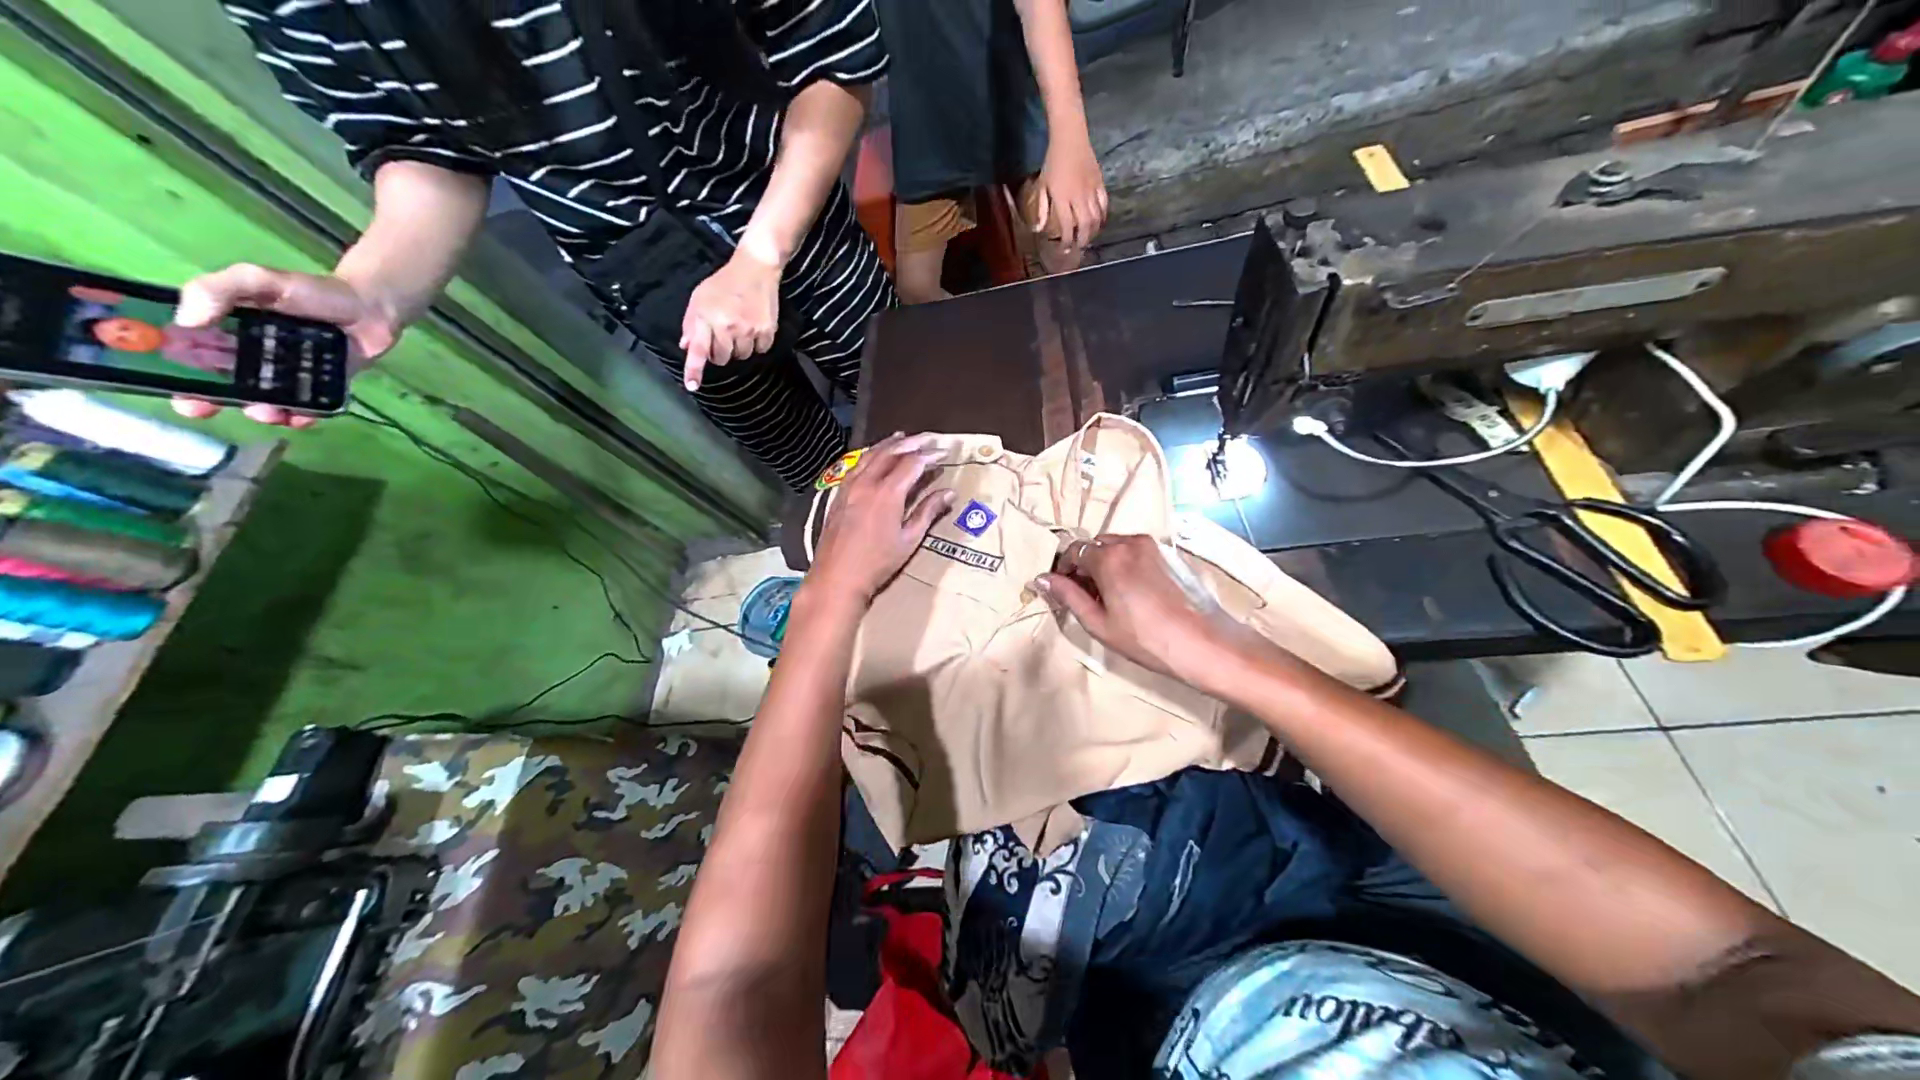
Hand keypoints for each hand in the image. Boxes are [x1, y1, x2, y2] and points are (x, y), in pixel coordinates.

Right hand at [171, 263, 395, 427]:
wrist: (370, 308)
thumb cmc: (313, 291)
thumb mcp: (259, 281)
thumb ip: (219, 289)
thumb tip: (186, 319)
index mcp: (226, 331)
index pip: (188, 352)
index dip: (171, 370)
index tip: (164, 383)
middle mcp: (252, 356)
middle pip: (221, 384)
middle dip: (207, 401)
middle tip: (204, 407)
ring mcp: (287, 375)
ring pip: (264, 401)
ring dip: (259, 412)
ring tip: (264, 411)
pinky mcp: (321, 387)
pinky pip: (306, 409)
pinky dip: (301, 417)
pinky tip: (299, 417)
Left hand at [680, 247, 781, 392]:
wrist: (755, 269)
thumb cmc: (724, 283)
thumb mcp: (700, 298)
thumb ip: (691, 323)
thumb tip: (686, 346)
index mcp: (707, 318)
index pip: (698, 350)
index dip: (694, 370)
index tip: (692, 387)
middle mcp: (727, 327)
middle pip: (722, 359)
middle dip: (720, 352)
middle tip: (723, 335)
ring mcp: (748, 330)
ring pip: (742, 357)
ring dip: (739, 348)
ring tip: (740, 328)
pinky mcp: (767, 331)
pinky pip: (760, 350)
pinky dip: (757, 344)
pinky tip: (755, 327)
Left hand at [807, 433, 955, 606]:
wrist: (837, 577)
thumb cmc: (878, 563)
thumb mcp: (909, 539)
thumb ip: (928, 512)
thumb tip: (949, 493)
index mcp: (888, 493)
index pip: (912, 463)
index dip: (929, 455)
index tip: (944, 452)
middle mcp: (867, 483)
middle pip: (890, 452)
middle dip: (911, 442)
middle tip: (928, 438)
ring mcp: (849, 487)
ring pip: (870, 455)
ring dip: (888, 444)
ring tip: (902, 438)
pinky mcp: (839, 495)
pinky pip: (856, 465)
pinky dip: (870, 455)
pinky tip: (874, 457)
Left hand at [1032, 136, 1108, 253]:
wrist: (1070, 138)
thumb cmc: (1052, 162)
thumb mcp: (1042, 185)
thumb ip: (1042, 208)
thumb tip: (1038, 228)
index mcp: (1062, 198)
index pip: (1066, 226)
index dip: (1066, 241)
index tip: (1064, 249)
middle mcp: (1078, 197)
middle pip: (1085, 225)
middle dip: (1083, 240)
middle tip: (1079, 247)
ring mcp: (1091, 190)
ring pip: (1096, 217)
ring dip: (1093, 231)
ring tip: (1089, 237)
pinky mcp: (1100, 182)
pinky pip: (1104, 204)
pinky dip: (1103, 215)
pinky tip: (1099, 222)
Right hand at [1034, 534, 1276, 694]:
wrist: (1204, 644)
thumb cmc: (1147, 640)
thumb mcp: (1098, 623)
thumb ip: (1068, 596)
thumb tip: (1043, 579)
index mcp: (1109, 557)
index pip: (1073, 550)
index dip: (1063, 569)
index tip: (1062, 590)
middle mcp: (1130, 542)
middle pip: (1095, 545)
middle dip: (1085, 566)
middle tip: (1086, 597)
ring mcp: (1153, 546)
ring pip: (1116, 547)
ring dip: (1106, 565)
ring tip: (1110, 598)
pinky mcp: (1170, 555)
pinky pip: (1136, 552)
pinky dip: (1126, 565)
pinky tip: (1132, 595)